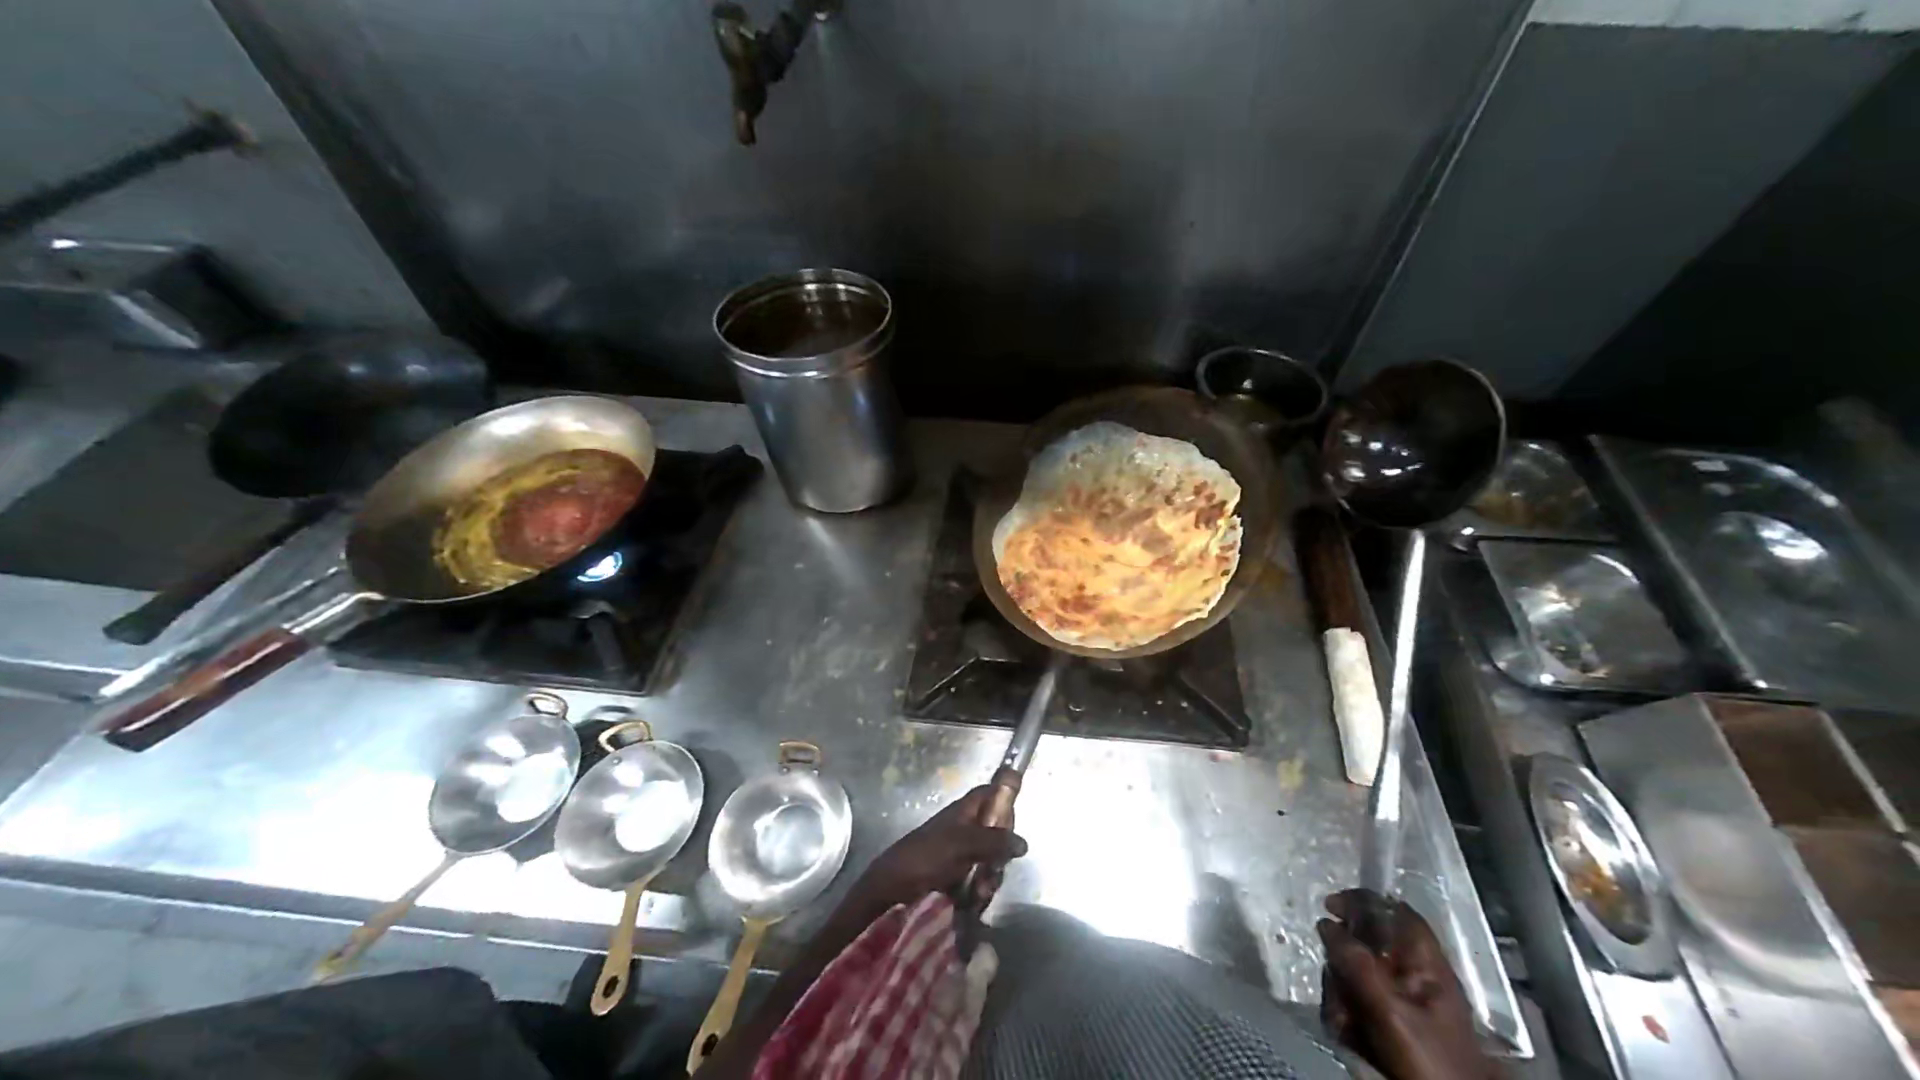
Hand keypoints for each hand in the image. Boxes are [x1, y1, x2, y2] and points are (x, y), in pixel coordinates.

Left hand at [837, 785, 1026, 927]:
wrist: (890, 893)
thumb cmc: (923, 857)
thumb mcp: (961, 843)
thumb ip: (994, 839)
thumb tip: (1023, 843)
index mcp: (963, 811)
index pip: (991, 794)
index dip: (1005, 802)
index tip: (1010, 825)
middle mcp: (965, 830)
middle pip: (999, 831)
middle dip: (1001, 852)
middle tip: (992, 868)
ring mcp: (962, 855)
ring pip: (993, 860)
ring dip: (991, 877)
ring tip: (979, 892)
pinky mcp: (959, 880)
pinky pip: (982, 881)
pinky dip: (981, 892)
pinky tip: (974, 902)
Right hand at [1317, 889, 1501, 1079]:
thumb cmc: (1430, 1062)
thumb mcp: (1391, 1011)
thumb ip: (1358, 965)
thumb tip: (1326, 924)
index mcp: (1426, 966)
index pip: (1396, 912)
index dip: (1364, 901)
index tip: (1330, 906)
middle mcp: (1415, 977)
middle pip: (1367, 945)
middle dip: (1343, 964)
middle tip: (1338, 987)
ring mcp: (1404, 1003)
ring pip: (1356, 976)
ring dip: (1342, 995)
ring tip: (1346, 1023)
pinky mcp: (1393, 1027)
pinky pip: (1358, 1005)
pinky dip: (1347, 1018)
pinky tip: (1350, 1037)